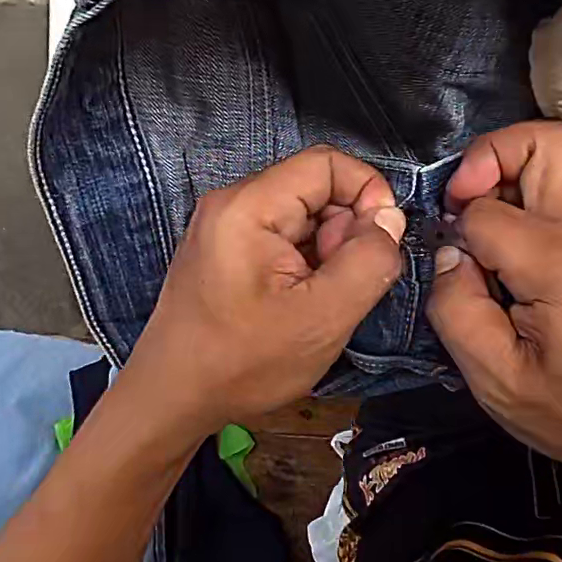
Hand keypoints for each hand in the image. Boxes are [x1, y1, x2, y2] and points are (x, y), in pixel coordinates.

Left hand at [122, 146, 405, 438]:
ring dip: (327, 251)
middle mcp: (231, 203)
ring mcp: (225, 226)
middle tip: (339, 285)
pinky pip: (283, 237)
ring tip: (315, 300)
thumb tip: (389, 219)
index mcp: (249, 206)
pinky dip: (306, 263)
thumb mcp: (323, 317)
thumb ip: (369, 261)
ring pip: (303, 216)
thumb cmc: (242, 363)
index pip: (328, 163)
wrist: (172, 398)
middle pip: (315, 188)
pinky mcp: (226, 249)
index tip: (380, 242)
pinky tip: (297, 302)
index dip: (368, 193)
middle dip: (345, 230)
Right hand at [425, 121, 561, 519]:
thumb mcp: (496, 382)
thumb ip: (455, 309)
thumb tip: (449, 255)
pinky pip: (557, 192)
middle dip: (487, 156)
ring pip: (553, 157)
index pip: (485, 212)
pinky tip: (502, 254)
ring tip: (476, 230)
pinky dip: (519, 199)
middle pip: (544, 139)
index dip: (453, 235)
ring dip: (503, 175)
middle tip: (460, 207)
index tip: (454, 273)